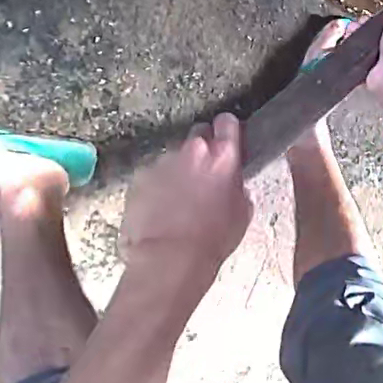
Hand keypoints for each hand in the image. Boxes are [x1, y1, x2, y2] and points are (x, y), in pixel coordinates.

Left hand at [122, 113, 252, 285]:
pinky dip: (155, 185)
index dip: (226, 131)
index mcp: (223, 157)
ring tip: (177, 201)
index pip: (227, 123)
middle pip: (198, 134)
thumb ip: (238, 186)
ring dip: (176, 170)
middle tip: (202, 176)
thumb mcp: (242, 213)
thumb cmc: (210, 242)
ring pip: (173, 156)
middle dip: (201, 150)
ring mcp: (163, 160)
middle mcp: (193, 151)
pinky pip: (151, 173)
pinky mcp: (140, 175)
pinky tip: (159, 208)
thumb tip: (233, 182)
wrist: (169, 260)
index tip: (225, 139)